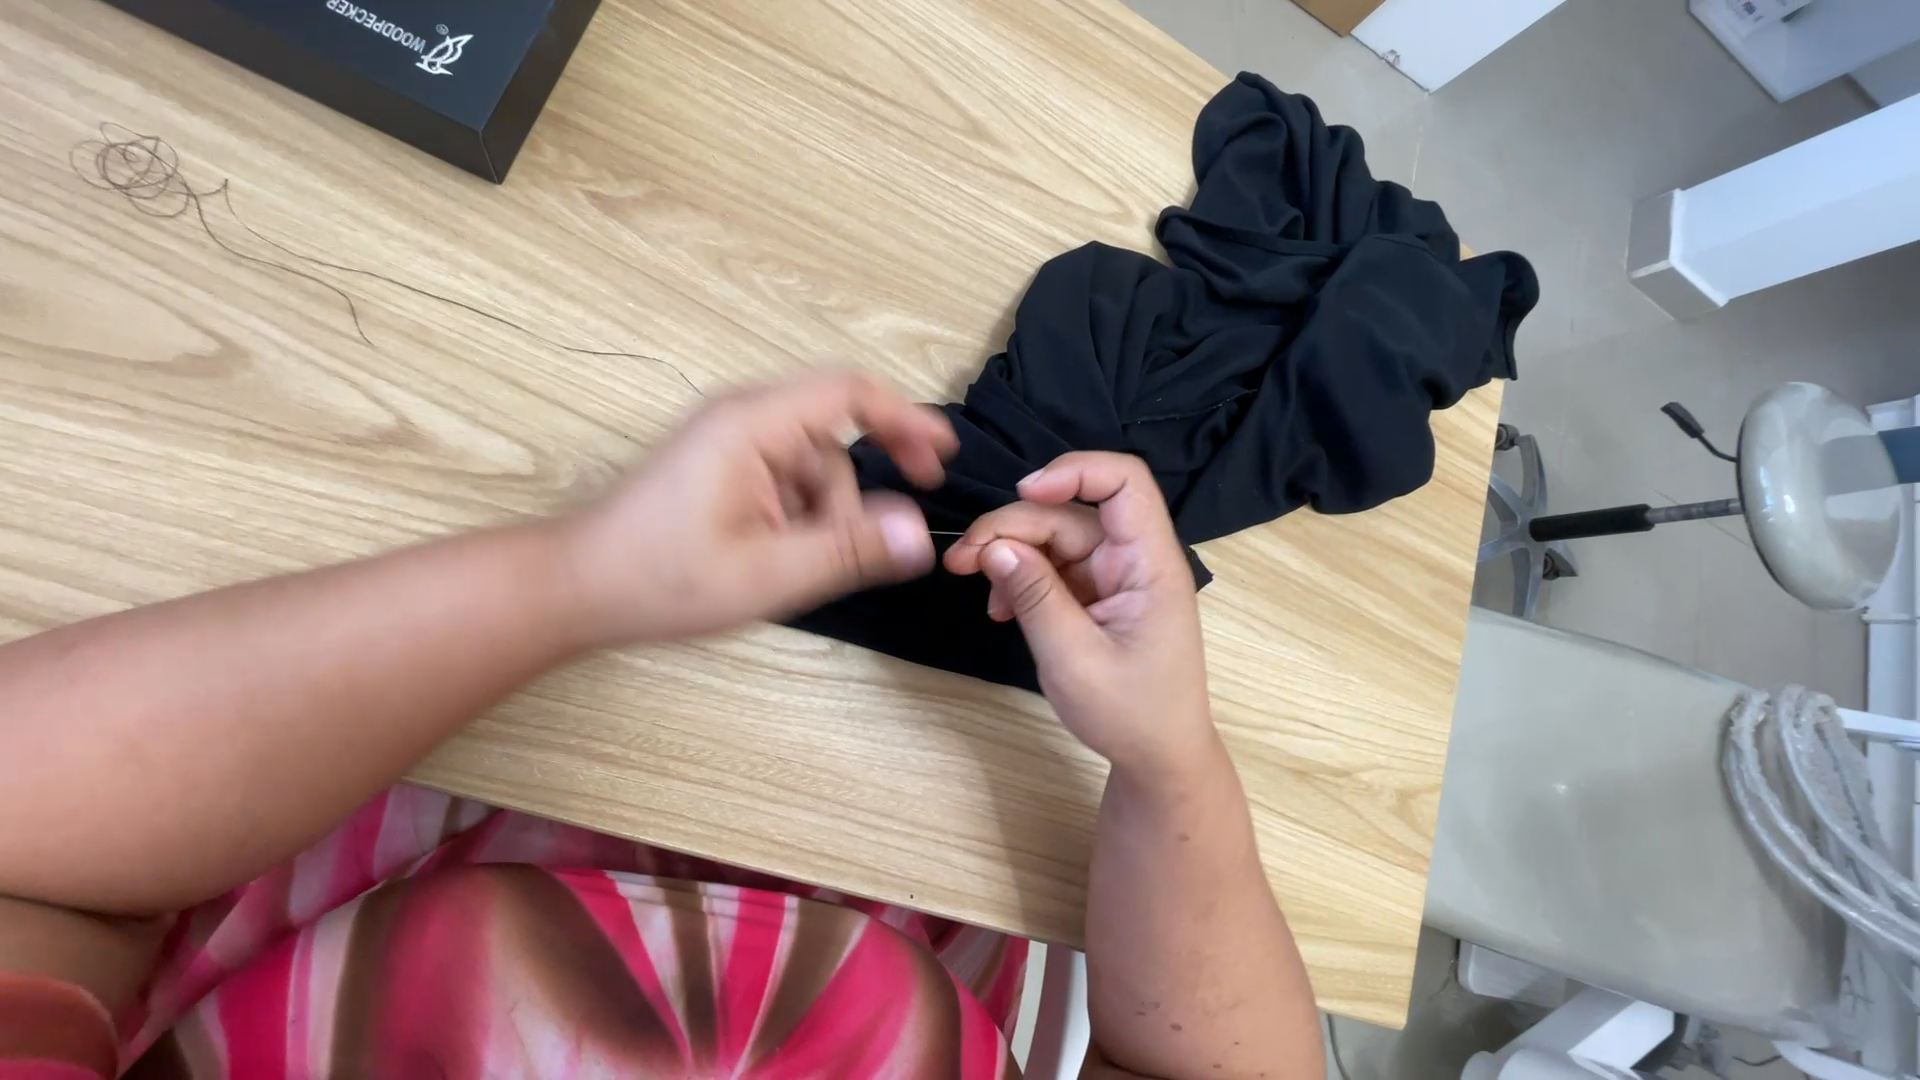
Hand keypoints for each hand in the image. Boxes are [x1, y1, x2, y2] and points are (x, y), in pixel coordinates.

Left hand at [555, 371, 957, 645]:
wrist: (578, 588)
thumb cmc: (662, 578)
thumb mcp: (771, 573)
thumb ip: (850, 551)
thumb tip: (919, 534)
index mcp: (753, 426)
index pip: (848, 392)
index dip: (905, 417)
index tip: (943, 451)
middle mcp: (745, 420)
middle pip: (836, 433)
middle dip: (864, 485)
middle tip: (895, 528)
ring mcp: (732, 443)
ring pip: (815, 466)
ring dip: (827, 513)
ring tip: (797, 564)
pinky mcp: (726, 468)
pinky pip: (789, 481)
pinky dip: (802, 517)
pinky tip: (779, 556)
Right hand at [943, 452, 1216, 774]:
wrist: (1157, 759)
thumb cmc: (1130, 712)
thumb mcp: (1074, 658)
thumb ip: (1035, 597)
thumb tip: (994, 547)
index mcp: (1148, 563)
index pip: (1124, 482)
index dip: (1075, 471)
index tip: (1023, 492)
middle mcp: (1131, 559)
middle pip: (1069, 515)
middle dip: (1012, 528)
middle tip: (960, 560)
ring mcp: (1111, 577)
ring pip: (1053, 541)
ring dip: (1009, 556)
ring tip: (973, 584)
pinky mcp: (1094, 596)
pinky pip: (1052, 571)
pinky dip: (1021, 581)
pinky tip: (999, 609)